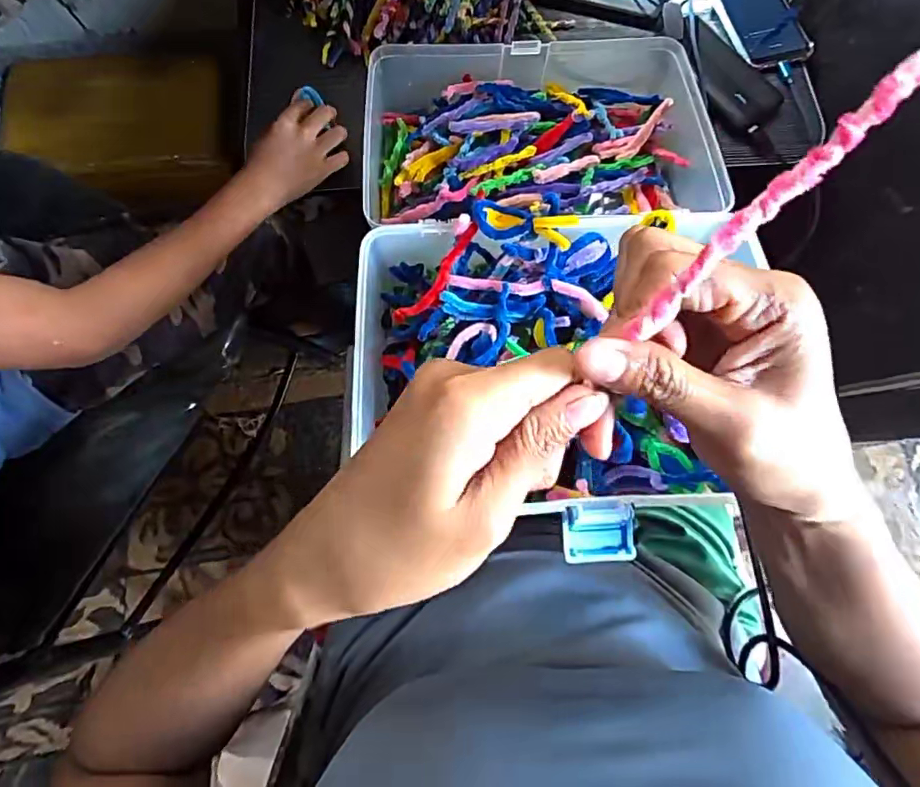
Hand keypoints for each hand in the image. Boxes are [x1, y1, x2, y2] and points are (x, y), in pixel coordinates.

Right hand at [234, 94, 349, 210]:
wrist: (262, 189)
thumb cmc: (258, 165)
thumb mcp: (265, 136)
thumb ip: (281, 122)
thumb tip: (294, 112)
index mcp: (286, 123)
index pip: (303, 104)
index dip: (308, 104)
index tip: (310, 107)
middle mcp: (304, 134)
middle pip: (326, 112)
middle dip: (327, 112)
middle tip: (327, 116)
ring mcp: (316, 151)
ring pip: (339, 133)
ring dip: (337, 132)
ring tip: (334, 136)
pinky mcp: (324, 168)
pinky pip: (343, 158)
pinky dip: (341, 157)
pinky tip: (336, 157)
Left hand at [252, 349, 607, 626]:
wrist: (323, 555)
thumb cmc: (401, 554)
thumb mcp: (485, 516)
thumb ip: (537, 449)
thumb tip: (588, 395)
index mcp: (466, 398)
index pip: (557, 364)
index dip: (591, 398)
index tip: (597, 454)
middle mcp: (451, 372)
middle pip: (538, 379)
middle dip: (557, 427)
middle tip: (540, 490)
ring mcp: (436, 381)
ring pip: (517, 394)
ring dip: (528, 439)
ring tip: (501, 494)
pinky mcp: (429, 396)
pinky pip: (489, 402)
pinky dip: (502, 436)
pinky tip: (484, 477)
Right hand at [572, 225, 866, 523]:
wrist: (797, 489)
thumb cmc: (786, 459)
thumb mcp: (729, 423)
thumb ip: (661, 381)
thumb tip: (590, 355)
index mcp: (771, 298)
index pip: (684, 268)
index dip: (640, 306)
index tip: (610, 356)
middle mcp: (740, 288)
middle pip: (653, 258)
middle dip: (629, 313)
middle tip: (631, 369)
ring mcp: (711, 304)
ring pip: (634, 283)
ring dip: (621, 332)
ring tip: (637, 381)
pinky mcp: (687, 325)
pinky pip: (633, 316)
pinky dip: (618, 350)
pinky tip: (626, 386)